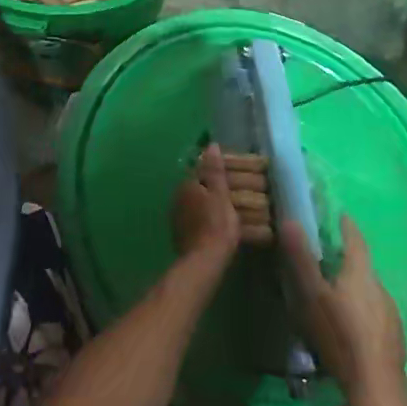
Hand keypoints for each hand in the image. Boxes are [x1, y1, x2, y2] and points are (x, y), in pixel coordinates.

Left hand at [172, 144, 239, 260]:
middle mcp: (177, 197)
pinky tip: (213, 225)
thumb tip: (211, 145)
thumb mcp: (220, 195)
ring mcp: (176, 216)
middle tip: (229, 193)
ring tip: (224, 209)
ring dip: (205, 203)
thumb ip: (214, 170)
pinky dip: (202, 218)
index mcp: (187, 185)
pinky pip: (192, 218)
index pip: (199, 171)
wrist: (204, 260)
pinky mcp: (179, 232)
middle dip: (209, 188)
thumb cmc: (217, 224)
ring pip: (193, 203)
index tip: (228, 177)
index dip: (213, 172)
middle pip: (195, 187)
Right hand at [281, 214, 406, 402]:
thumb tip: (290, 220)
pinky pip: (373, 309)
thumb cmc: (340, 337)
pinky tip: (346, 321)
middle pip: (360, 265)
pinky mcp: (393, 335)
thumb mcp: (312, 296)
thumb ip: (301, 259)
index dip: (345, 225)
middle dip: (342, 258)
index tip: (337, 214)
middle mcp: (380, 287)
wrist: (376, 389)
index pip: (355, 239)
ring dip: (350, 284)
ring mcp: (390, 313)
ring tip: (329, 290)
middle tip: (320, 256)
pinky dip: (358, 306)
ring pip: (367, 289)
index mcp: (361, 273)